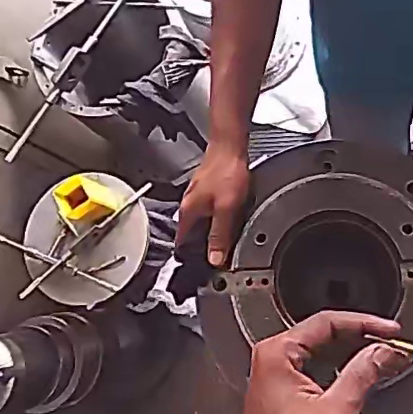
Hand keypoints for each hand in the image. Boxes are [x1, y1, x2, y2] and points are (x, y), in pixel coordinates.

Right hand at [180, 141, 250, 267]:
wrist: (230, 145)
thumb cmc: (226, 171)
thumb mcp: (226, 208)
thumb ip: (220, 234)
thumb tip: (214, 258)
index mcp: (188, 212)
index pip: (182, 243)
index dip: (192, 258)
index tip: (203, 268)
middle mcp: (189, 204)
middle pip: (193, 234)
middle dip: (204, 247)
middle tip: (219, 258)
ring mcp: (198, 196)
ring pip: (202, 222)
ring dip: (212, 233)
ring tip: (226, 241)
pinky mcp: (208, 190)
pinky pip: (210, 211)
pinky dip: (217, 220)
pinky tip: (230, 219)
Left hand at [227, 311, 410, 413]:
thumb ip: (361, 377)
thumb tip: (386, 352)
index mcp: (278, 352)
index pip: (327, 322)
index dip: (365, 323)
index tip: (392, 330)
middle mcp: (274, 354)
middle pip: (326, 332)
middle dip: (363, 338)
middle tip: (394, 345)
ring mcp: (277, 369)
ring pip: (324, 349)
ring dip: (355, 354)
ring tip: (385, 358)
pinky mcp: (284, 385)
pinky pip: (318, 365)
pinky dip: (342, 368)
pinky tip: (364, 375)